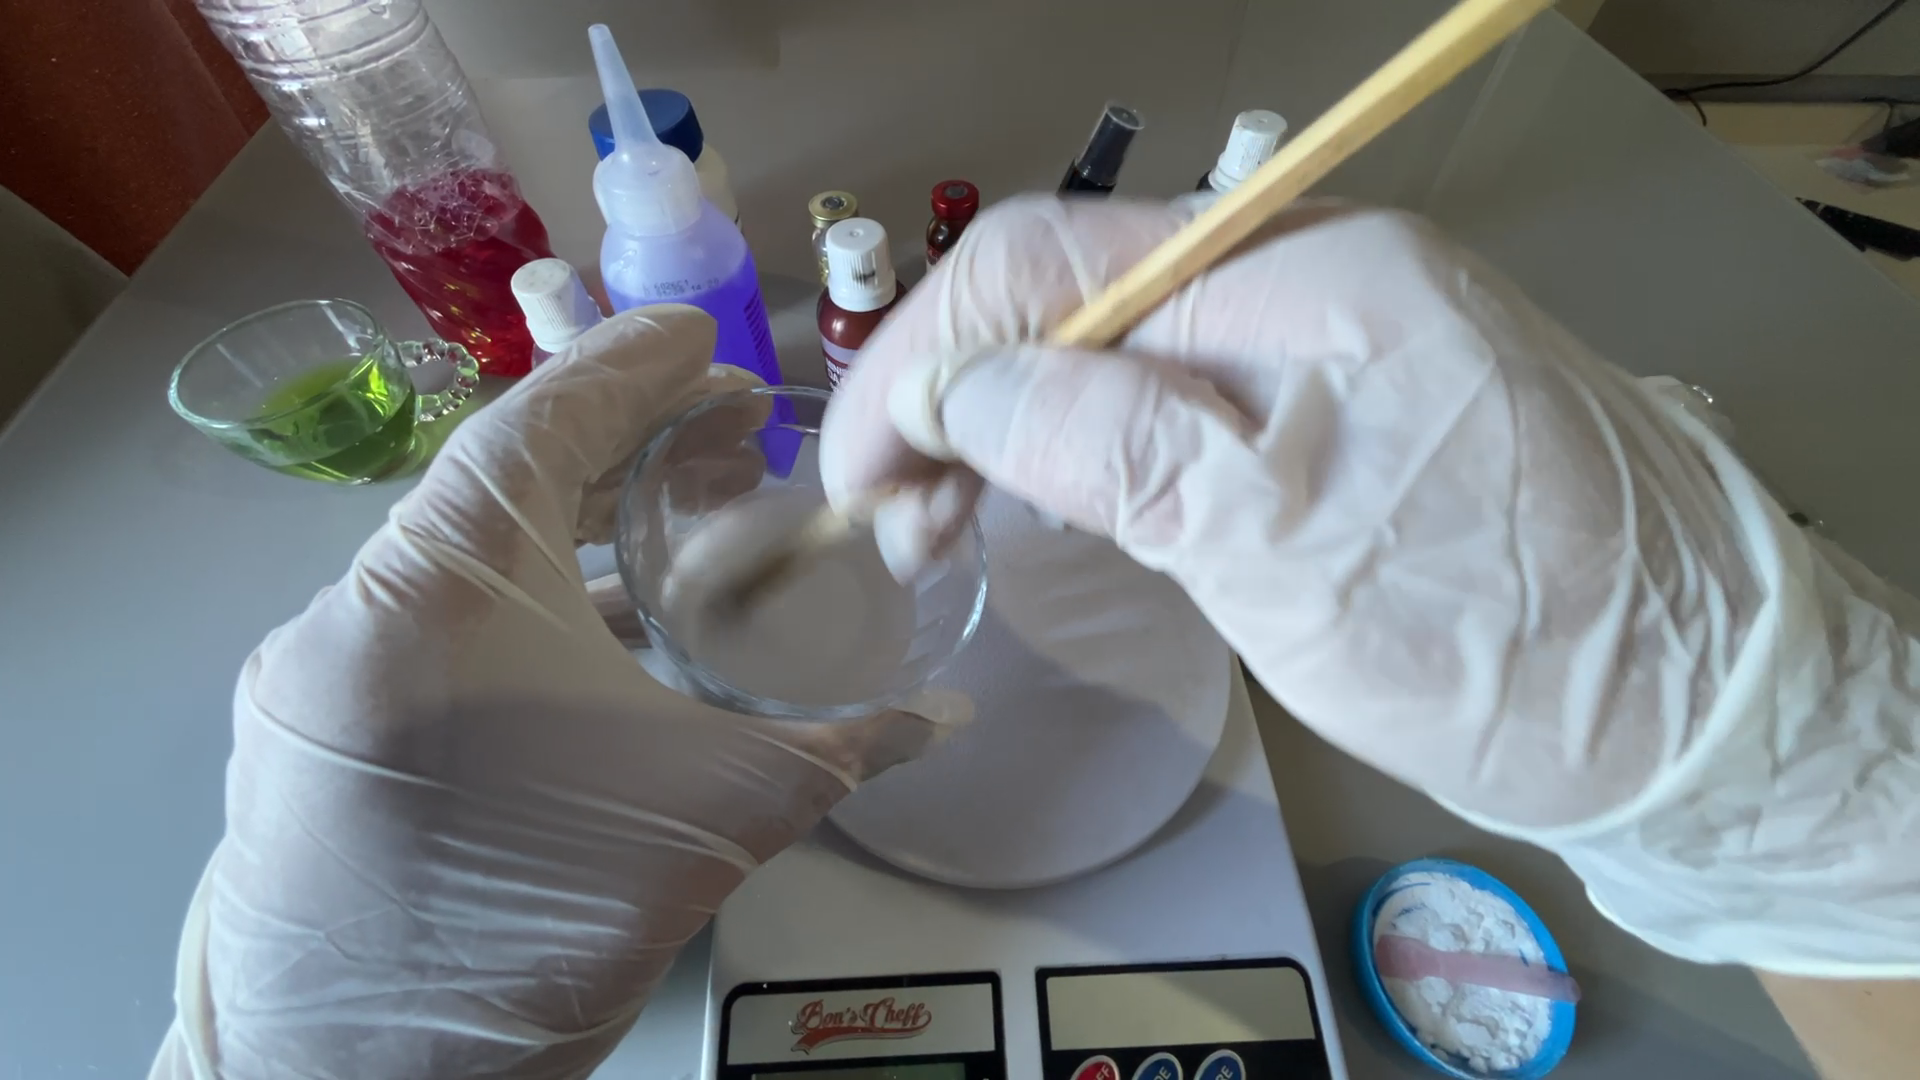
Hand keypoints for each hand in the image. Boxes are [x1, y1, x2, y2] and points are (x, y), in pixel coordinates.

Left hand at [152, 307, 961, 1079]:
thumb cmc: (537, 925)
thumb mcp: (715, 816)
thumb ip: (842, 750)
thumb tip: (947, 719)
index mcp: (442, 594)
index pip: (539, 427)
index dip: (629, 366)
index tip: (705, 334)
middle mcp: (371, 606)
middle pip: (519, 475)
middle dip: (636, 434)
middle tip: (733, 418)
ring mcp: (339, 662)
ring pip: (492, 547)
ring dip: (599, 518)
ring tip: (697, 505)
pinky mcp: (337, 718)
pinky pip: (464, 612)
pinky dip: (558, 590)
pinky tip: (631, 613)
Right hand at [821, 196, 1766, 829]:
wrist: (1675, 711)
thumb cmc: (1494, 632)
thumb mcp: (1281, 537)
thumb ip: (1110, 443)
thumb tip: (958, 392)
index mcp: (1280, 276)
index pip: (1044, 267)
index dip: (923, 358)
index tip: (855, 468)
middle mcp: (1267, 289)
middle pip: (1050, 311)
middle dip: (941, 409)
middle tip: (890, 525)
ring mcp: (1268, 360)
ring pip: (1076, 367)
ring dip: (983, 442)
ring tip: (932, 535)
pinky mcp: (1270, 429)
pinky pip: (1123, 420)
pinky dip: (1046, 465)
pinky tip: (1010, 511)